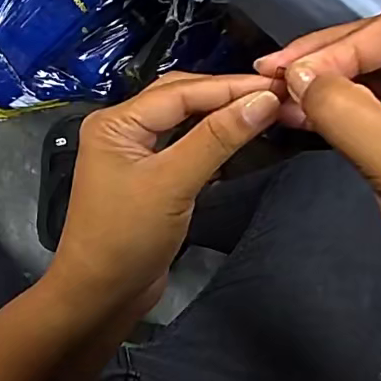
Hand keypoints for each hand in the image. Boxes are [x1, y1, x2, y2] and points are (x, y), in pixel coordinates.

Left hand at [53, 73, 281, 309]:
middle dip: (227, 96)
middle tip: (278, 97)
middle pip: (181, 98)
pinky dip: (213, 139)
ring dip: (223, 116)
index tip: (279, 87)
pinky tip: (241, 136)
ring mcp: (135, 152)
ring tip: (268, 112)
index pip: (179, 91)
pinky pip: (185, 145)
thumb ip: (217, 139)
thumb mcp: (172, 184)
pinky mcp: (150, 175)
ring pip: (184, 120)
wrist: (100, 293)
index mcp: (115, 122)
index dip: (230, 87)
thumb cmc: (126, 238)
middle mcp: (122, 129)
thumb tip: (263, 101)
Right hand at [256, 4, 380, 360]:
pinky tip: (296, 115)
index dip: (345, 43)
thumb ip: (344, 111)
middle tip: (270, 75)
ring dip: (327, 87)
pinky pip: (377, 111)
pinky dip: (337, 112)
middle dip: (329, 62)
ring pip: (379, 79)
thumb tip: (290, 73)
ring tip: (274, 97)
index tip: (288, 70)